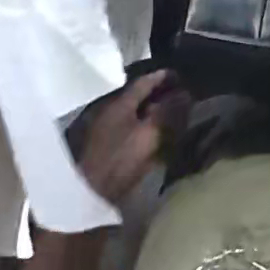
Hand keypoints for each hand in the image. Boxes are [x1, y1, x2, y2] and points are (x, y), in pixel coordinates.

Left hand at [76, 70, 189, 207]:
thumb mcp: (149, 135)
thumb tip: (185, 94)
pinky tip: (155, 138)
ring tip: (172, 115)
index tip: (180, 75)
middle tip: (180, 95)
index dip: (162, 77)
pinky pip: (129, 131)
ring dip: (151, 112)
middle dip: (158, 94)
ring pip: (133, 114)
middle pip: (138, 98)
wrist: (85, 194)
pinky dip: (144, 129)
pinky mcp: (105, 150)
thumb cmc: (118, 160)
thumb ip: (167, 113)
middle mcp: (111, 112)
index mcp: (120, 104)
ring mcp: (105, 131)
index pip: (144, 82)